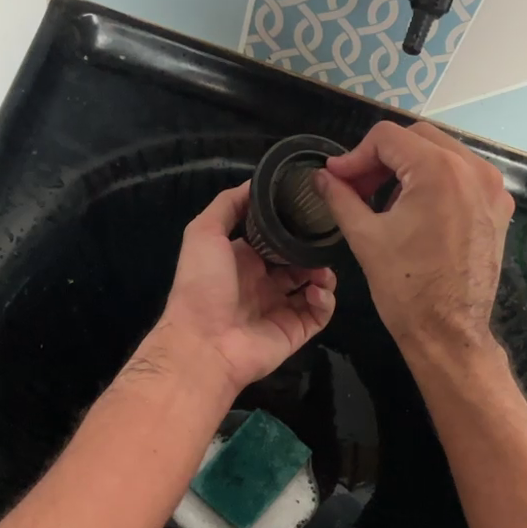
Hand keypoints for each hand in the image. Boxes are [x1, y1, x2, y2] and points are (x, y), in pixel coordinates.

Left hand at [137, 182, 336, 395]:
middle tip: (323, 240)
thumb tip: (256, 183)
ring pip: (314, 286)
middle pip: (298, 261)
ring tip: (322, 269)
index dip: (291, 226)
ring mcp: (280, 309)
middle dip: (313, 250)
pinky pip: (320, 313)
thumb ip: (228, 204)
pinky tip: (317, 290)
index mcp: (242, 260)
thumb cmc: (201, 285)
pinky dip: (325, 299)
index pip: (274, 239)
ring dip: (324, 273)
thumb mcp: (204, 232)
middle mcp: (263, 284)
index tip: (309, 212)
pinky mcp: (295, 332)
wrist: (203, 344)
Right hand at [313, 122, 513, 364]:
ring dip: (409, 168)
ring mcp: (491, 188)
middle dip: (382, 158)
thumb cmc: (405, 288)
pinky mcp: (498, 209)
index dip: (355, 155)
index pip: (388, 138)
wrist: (448, 332)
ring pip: (443, 155)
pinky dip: (436, 183)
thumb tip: (322, 177)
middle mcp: (473, 169)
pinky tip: (416, 211)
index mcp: (439, 170)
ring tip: (384, 200)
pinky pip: (463, 178)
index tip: (337, 178)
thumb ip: (341, 198)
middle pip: (417, 139)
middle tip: (356, 186)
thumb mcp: (365, 238)